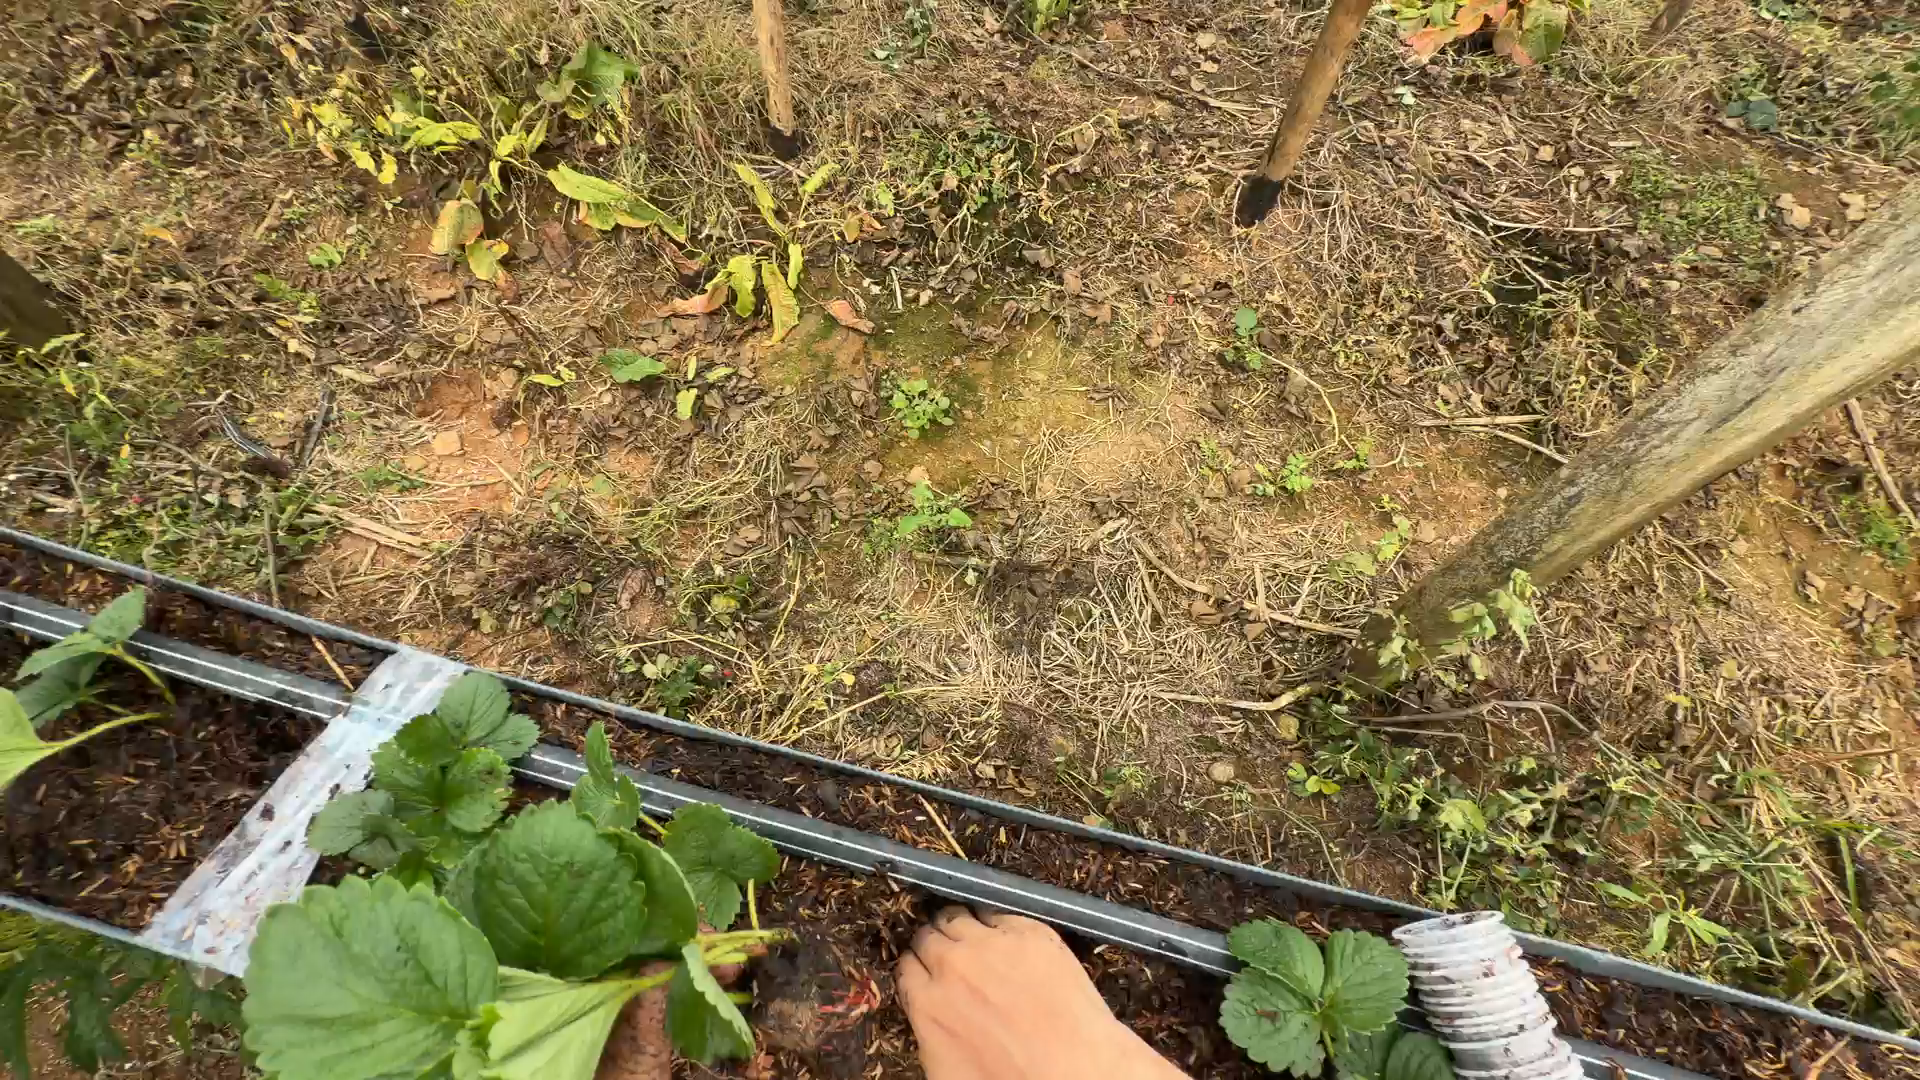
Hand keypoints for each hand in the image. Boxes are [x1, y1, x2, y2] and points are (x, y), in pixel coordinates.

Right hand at [897, 907, 1191, 1079]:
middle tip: (948, 954)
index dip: (916, 967)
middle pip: (928, 934)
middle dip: (934, 943)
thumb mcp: (948, 1072)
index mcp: (929, 1004)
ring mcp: (993, 942)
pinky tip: (1004, 938)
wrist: (1079, 1075)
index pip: (906, 964)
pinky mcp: (1028, 931)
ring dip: (961, 926)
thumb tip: (925, 1008)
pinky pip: (998, 912)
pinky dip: (996, 922)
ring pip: (960, 915)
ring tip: (972, 938)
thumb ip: (929, 1028)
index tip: (924, 969)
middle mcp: (955, 964)